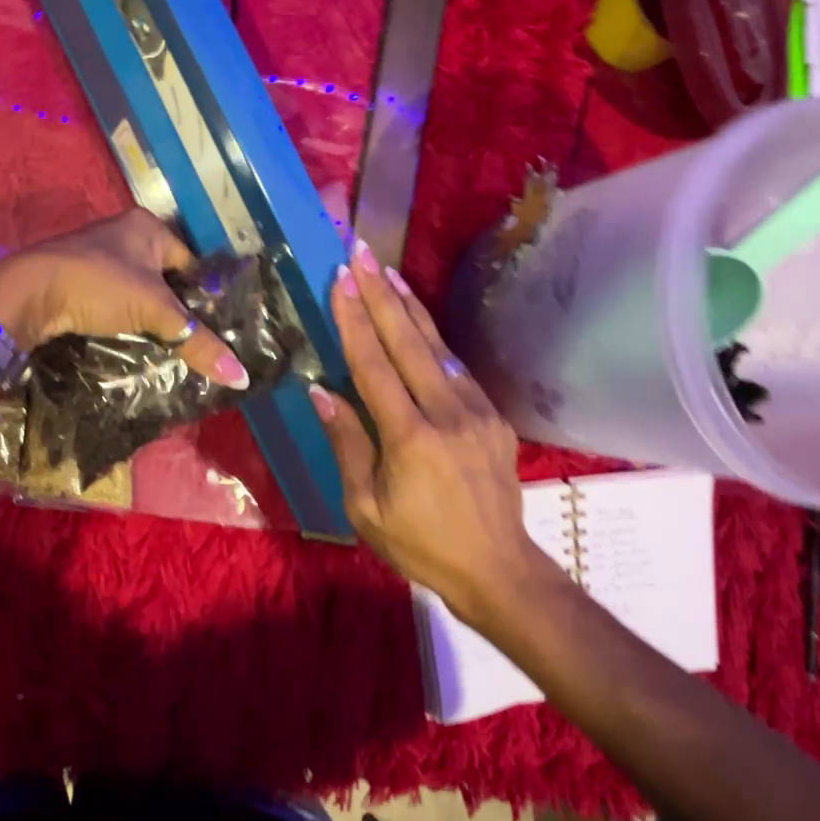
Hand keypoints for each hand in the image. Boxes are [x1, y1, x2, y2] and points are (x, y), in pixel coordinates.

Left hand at [0, 208, 249, 387]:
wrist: (28, 293)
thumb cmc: (98, 286)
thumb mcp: (155, 312)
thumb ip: (198, 343)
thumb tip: (241, 378)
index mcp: (148, 227)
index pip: (191, 264)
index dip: (203, 296)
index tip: (215, 328)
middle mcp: (124, 233)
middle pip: (165, 278)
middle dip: (176, 308)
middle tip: (194, 341)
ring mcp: (98, 255)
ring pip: (139, 290)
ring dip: (148, 315)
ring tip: (167, 346)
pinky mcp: (77, 279)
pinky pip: (114, 299)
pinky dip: (124, 318)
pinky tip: (132, 339)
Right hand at [310, 240, 559, 618]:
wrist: (497, 568)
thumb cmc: (420, 545)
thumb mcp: (366, 508)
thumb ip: (348, 444)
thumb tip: (322, 391)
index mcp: (411, 437)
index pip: (375, 366)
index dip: (354, 319)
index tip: (340, 278)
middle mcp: (448, 413)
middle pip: (409, 342)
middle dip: (381, 294)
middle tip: (361, 252)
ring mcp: (477, 412)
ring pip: (438, 347)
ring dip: (410, 307)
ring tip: (389, 272)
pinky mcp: (494, 418)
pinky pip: (457, 369)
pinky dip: (434, 340)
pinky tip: (419, 323)